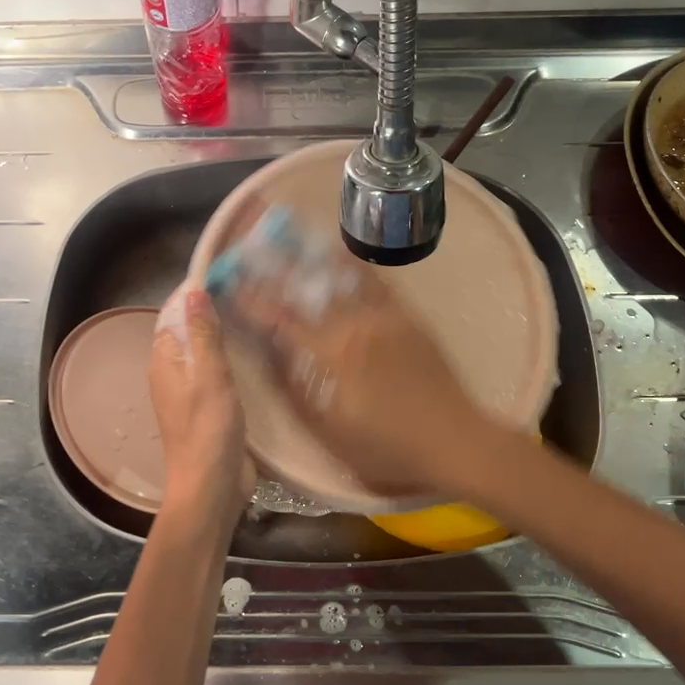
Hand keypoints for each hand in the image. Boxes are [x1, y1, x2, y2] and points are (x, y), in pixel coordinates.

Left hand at [149, 285, 254, 515]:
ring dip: (227, 336)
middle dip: (213, 312)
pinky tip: (260, 353)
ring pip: (207, 353)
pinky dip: (235, 360)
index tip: (226, 273)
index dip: (194, 294)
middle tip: (250, 291)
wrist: (212, 488)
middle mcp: (173, 373)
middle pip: (190, 332)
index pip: (173, 314)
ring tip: (260, 315)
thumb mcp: (209, 376)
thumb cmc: (207, 430)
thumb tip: (195, 290)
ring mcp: (192, 392)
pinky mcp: (211, 409)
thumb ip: (203, 334)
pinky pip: (220, 374)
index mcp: (164, 362)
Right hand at [220, 263, 501, 498]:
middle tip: (250, 249)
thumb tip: (268, 356)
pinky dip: (351, 265)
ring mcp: (384, 316)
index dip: (252, 300)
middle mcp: (354, 324)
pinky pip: (374, 282)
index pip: (280, 319)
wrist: (456, 440)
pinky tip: (337, 253)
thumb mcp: (330, 432)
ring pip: (338, 277)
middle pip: (306, 289)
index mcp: (331, 353)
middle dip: (273, 268)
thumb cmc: (388, 447)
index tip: (228, 284)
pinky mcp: (407, 316)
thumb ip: (294, 391)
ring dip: (308, 257)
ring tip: (285, 237)